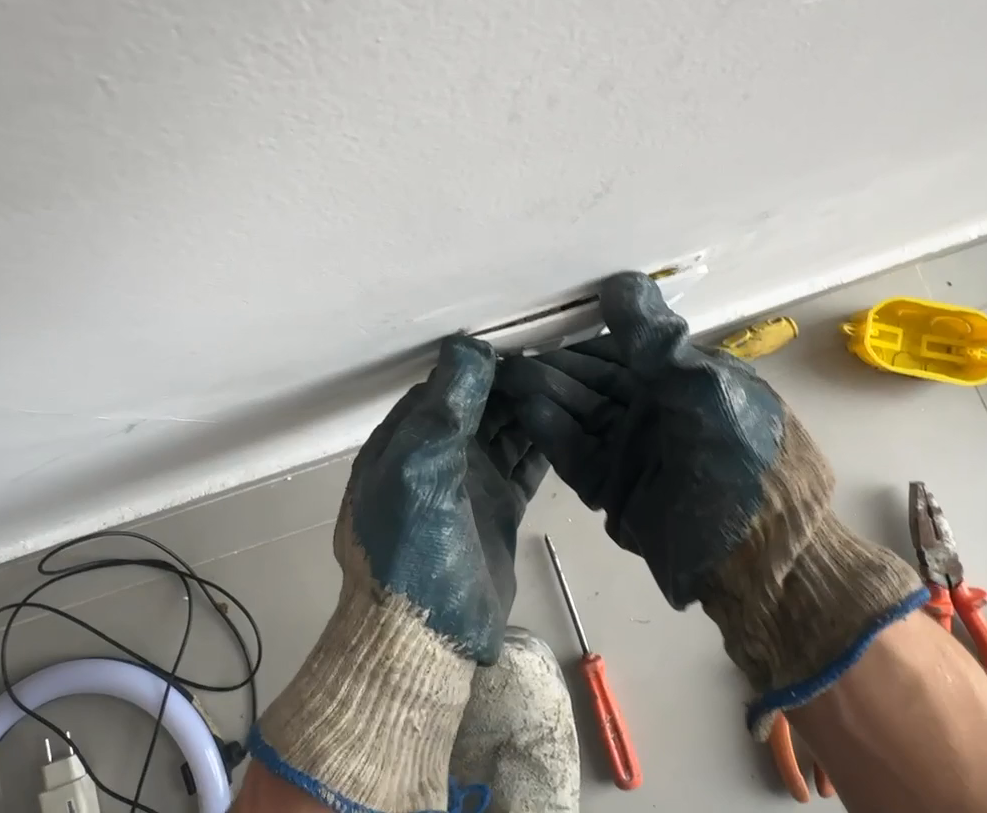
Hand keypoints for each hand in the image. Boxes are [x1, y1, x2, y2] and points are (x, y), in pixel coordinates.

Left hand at [252, 335, 546, 812]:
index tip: (530, 345)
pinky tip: (576, 425)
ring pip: (507, 431)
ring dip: (537, 410)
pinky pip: (525, 465)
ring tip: (580, 385)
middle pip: (483, 405)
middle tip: (568, 362)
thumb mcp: (420, 471)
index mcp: (406, 439)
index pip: (450, 385)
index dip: (488, 364)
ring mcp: (469, 483)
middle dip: (519, 383)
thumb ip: (444, 408)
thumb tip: (469, 345)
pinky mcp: (498, 509)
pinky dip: (546, 445)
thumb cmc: (412, 551)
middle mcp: (437, 455)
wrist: (424, 641)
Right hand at [491, 273, 923, 729]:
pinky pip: (575, 452)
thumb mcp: (702, 385)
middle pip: (594, 378)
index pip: (625, 346)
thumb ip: (653, 337)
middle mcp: (657, 410)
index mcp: (686, 379)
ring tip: (505, 376)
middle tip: (508, 352)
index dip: (584, 333)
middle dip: (555, 365)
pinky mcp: (613, 488)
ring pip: (579, 412)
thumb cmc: (739, 458)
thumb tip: (616, 281)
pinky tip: (524, 408)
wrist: (760, 562)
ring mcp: (634, 450)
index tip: (544, 319)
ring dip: (545, 393)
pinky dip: (551, 431)